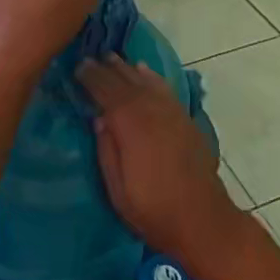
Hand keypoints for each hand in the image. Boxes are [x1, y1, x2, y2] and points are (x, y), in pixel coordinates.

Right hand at [78, 55, 244, 269]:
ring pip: (147, 81)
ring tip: (113, 59)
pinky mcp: (186, 120)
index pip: (106, 91)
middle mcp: (153, 111)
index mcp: (131, 126)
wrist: (202, 220)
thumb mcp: (117, 188)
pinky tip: (145, 72)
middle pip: (126, 81)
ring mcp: (173, 113)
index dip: (91, 77)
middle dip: (107, 69)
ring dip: (128, 69)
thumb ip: (106, 149)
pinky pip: (165, 89)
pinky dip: (152, 78)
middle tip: (89, 59)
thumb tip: (98, 119)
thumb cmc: (152, 210)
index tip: (77, 67)